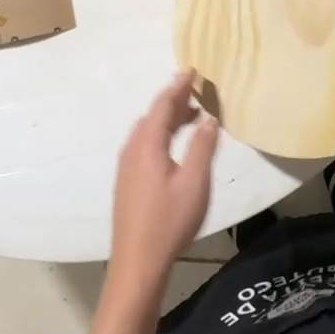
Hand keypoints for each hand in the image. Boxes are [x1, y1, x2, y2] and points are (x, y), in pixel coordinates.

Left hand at [110, 71, 219, 290]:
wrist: (137, 261)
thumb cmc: (169, 221)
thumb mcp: (194, 183)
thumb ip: (202, 147)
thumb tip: (208, 119)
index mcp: (147, 145)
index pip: (162, 105)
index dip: (178, 87)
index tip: (192, 71)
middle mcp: (132, 150)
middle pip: (152, 115)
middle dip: (173, 100)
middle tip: (196, 92)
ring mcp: (126, 166)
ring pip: (146, 130)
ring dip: (167, 118)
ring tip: (190, 116)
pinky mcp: (126, 181)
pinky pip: (143, 143)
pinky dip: (160, 133)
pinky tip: (173, 145)